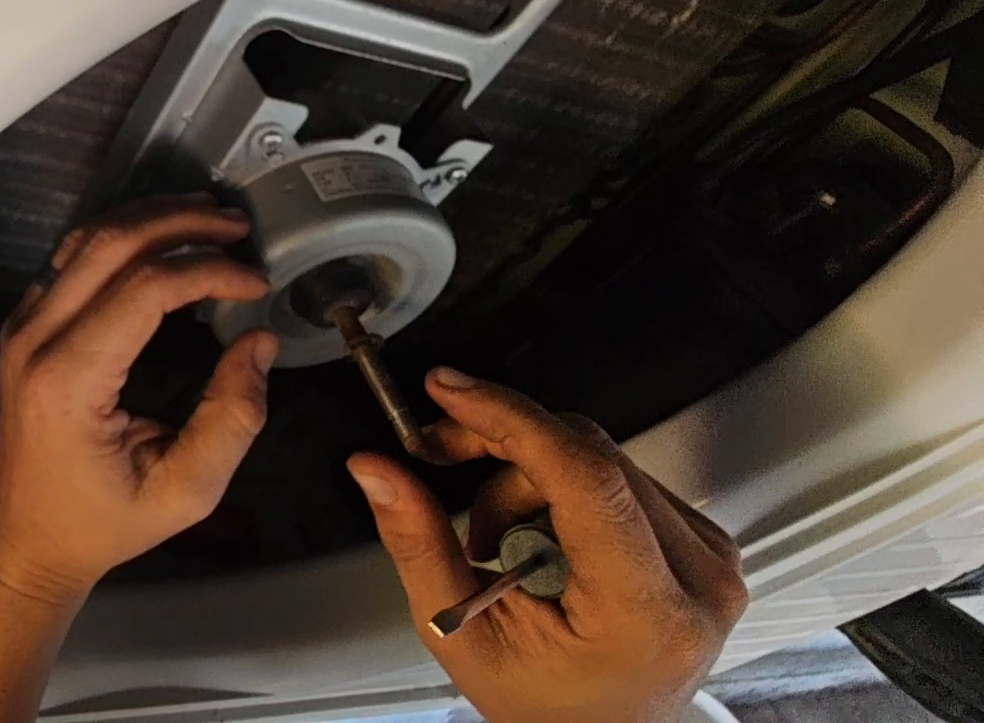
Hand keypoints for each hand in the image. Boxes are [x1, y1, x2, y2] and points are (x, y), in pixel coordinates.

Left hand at [0, 194, 279, 604]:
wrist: (28, 535)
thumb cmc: (103, 522)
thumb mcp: (184, 492)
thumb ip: (232, 419)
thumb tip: (258, 343)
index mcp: (69, 379)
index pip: (143, 289)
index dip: (207, 271)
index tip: (254, 282)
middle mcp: (35, 337)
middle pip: (110, 244)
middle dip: (181, 222)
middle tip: (237, 225)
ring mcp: (22, 323)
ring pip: (86, 239)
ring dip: (150, 218)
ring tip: (208, 217)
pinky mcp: (25, 322)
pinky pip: (72, 258)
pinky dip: (122, 237)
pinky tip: (162, 238)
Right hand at [347, 369, 747, 722]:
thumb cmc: (539, 700)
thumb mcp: (457, 631)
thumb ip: (416, 542)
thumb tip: (375, 468)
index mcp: (644, 613)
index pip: (582, 476)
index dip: (507, 417)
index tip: (447, 389)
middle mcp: (696, 576)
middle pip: (578, 451)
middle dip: (492, 439)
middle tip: (434, 451)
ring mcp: (705, 553)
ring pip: (586, 450)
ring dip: (517, 466)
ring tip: (487, 529)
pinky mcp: (694, 536)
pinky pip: (604, 465)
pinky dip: (548, 475)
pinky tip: (526, 522)